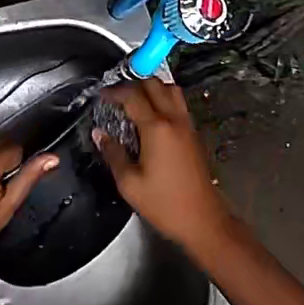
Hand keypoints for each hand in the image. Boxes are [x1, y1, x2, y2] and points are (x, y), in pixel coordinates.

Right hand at [92, 75, 234, 250]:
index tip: (103, 95)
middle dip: (134, 84)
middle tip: (118, 95)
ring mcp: (187, 125)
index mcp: (156, 128)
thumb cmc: (165, 204)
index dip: (115, 92)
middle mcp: (174, 120)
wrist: (203, 221)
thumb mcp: (129, 184)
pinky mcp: (194, 134)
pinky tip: (152, 116)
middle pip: (154, 84)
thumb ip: (113, 154)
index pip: (133, 96)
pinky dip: (164, 99)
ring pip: (171, 90)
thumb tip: (100, 135)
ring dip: (152, 87)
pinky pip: (179, 104)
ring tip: (136, 100)